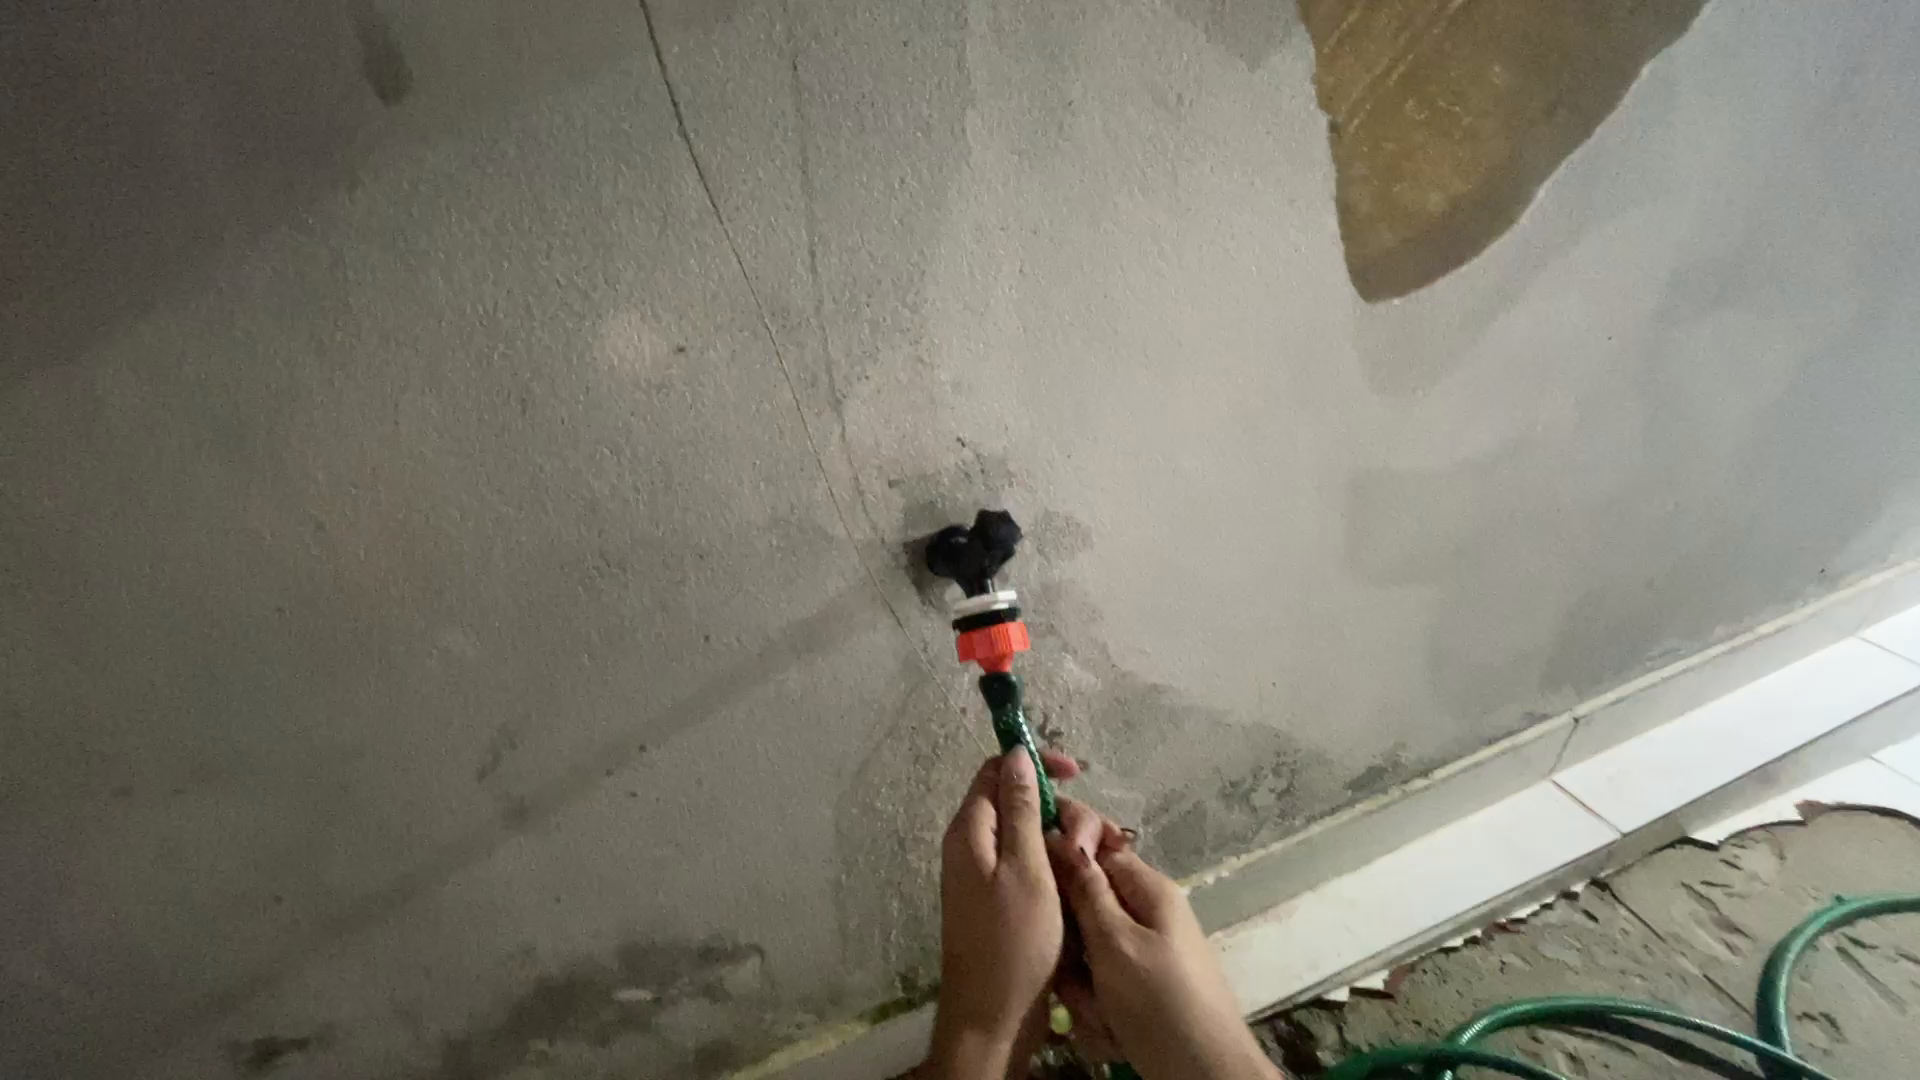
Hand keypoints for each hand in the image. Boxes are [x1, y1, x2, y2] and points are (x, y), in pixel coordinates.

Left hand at [922, 748, 1080, 1079]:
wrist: (994, 1022)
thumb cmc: (1013, 944)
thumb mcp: (1026, 869)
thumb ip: (1020, 809)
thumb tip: (1015, 753)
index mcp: (971, 830)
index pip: (998, 770)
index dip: (1035, 764)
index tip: (1076, 773)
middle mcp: (974, 845)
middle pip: (1019, 801)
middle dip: (1061, 809)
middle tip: (1094, 839)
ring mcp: (988, 873)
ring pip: (1032, 834)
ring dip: (1067, 839)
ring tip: (1098, 861)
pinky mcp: (1003, 898)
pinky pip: (1032, 863)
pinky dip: (1060, 863)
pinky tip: (1088, 878)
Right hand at [1048, 820, 1281, 1079]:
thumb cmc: (1163, 1004)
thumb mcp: (1116, 942)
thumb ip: (1086, 889)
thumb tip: (1063, 835)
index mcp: (1148, 889)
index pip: (1096, 847)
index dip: (1064, 858)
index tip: (1041, 884)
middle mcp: (1146, 915)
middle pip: (1085, 908)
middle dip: (1074, 947)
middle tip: (1080, 976)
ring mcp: (1143, 955)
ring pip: (1088, 955)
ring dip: (1086, 990)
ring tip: (1104, 1017)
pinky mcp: (1139, 991)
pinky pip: (1102, 988)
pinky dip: (1102, 1014)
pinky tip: (1113, 1035)